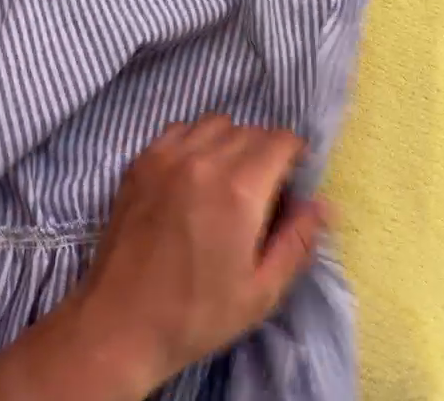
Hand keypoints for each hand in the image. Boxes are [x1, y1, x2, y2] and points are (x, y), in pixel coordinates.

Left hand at [60, 115, 328, 394]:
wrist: (121, 321)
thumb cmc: (197, 313)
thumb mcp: (262, 291)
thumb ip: (298, 242)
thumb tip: (322, 204)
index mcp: (237, 189)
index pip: (279, 140)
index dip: (295, 156)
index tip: (293, 182)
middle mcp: (202, 159)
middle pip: (249, 130)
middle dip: (266, 152)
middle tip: (263, 192)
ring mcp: (165, 156)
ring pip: (214, 123)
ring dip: (231, 141)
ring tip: (228, 180)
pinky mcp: (140, 161)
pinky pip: (178, 130)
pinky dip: (194, 141)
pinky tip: (193, 175)